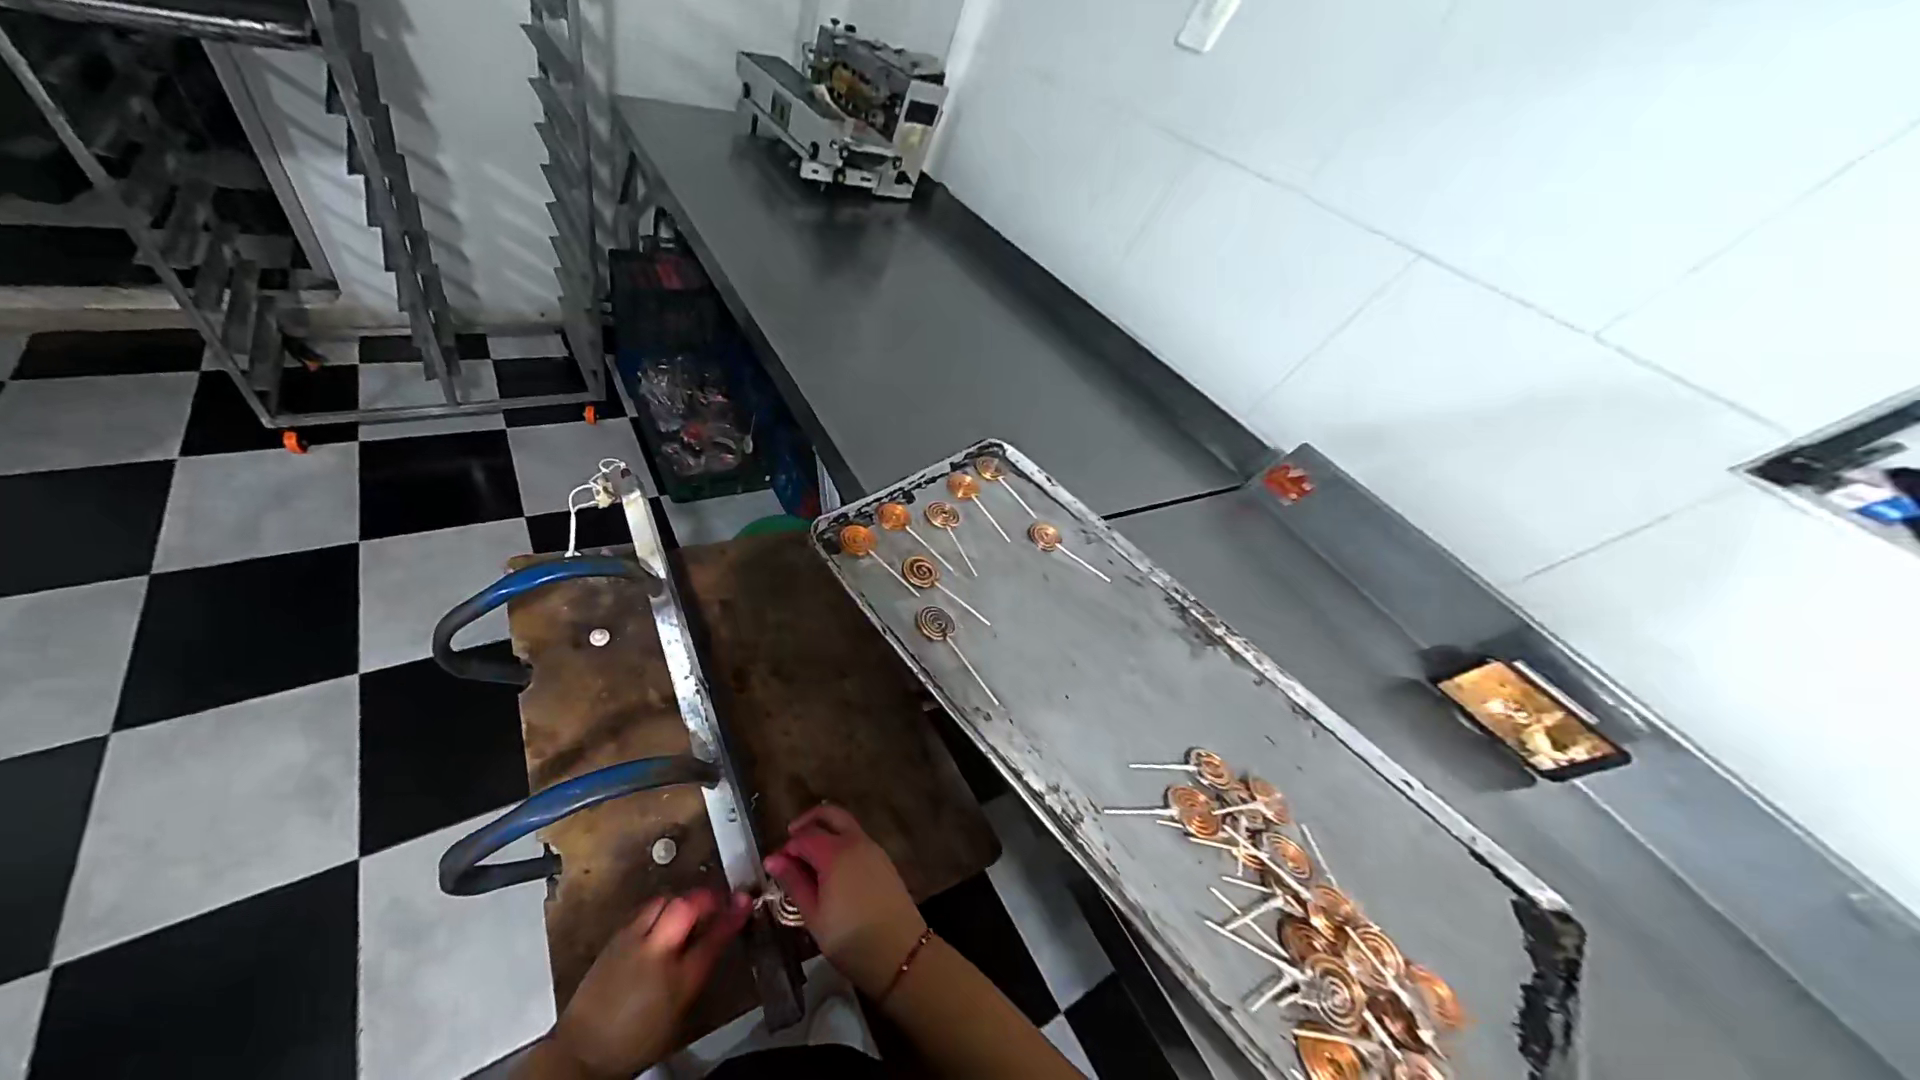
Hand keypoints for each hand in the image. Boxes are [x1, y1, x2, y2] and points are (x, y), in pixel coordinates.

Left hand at [540, 888, 751, 1078]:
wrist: (584, 1050)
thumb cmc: (638, 1036)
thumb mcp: (679, 1006)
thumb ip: (699, 965)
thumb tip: (718, 935)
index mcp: (678, 978)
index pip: (713, 937)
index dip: (732, 914)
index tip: (745, 900)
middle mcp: (654, 952)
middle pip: (684, 906)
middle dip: (704, 898)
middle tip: (715, 903)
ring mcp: (631, 942)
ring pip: (661, 901)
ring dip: (680, 901)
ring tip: (688, 911)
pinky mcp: (614, 939)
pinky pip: (644, 911)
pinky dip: (659, 909)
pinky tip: (662, 923)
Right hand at [764, 804, 925, 996]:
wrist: (900, 952)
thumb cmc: (850, 939)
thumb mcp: (813, 916)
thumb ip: (794, 882)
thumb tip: (773, 859)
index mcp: (835, 853)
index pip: (804, 836)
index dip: (787, 848)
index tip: (776, 866)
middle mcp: (856, 842)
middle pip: (830, 814)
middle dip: (808, 821)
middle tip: (791, 839)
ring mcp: (874, 849)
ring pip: (847, 825)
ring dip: (826, 831)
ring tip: (809, 861)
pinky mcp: (884, 860)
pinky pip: (858, 840)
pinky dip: (841, 843)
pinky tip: (832, 870)